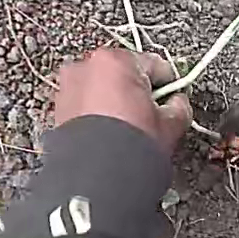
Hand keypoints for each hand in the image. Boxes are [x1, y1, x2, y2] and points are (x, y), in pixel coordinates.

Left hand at [52, 48, 191, 153]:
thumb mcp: (169, 125)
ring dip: (116, 103)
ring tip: (128, 130)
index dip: (169, 85)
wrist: (97, 176)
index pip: (154, 65)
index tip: (173, 100)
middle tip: (150, 117)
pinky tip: (109, 135)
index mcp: (116, 61)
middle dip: (138, 93)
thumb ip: (179, 107)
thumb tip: (178, 103)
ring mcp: (68, 87)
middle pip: (124, 75)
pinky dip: (98, 115)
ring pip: (103, 90)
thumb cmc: (130, 146)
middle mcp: (86, 66)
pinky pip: (86, 105)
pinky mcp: (59, 109)